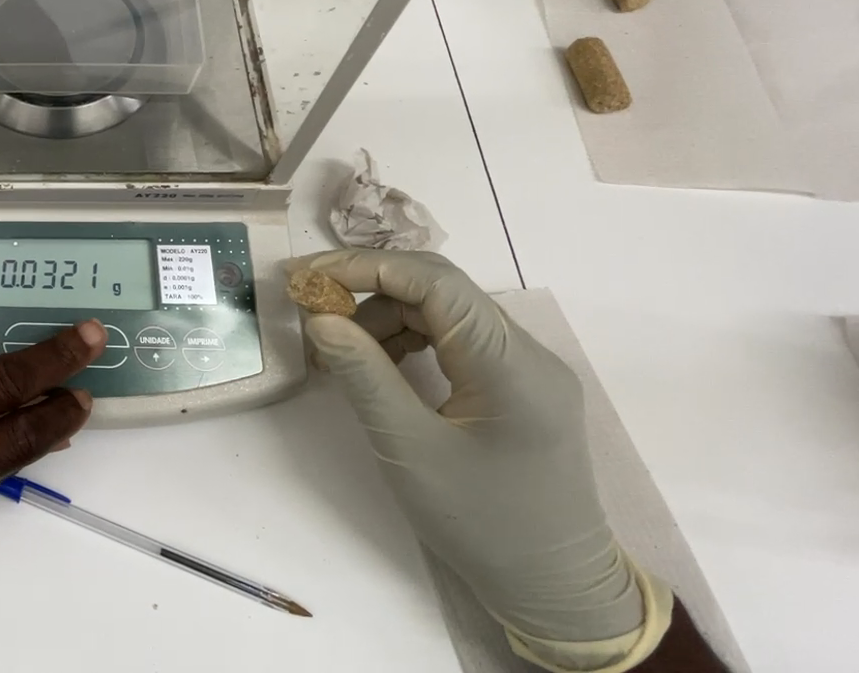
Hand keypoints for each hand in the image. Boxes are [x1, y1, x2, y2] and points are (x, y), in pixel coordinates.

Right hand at [296, 251, 673, 672]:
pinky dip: (405, 340)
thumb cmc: (480, 520)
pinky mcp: (513, 386)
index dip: (363, 268)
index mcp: (510, 363)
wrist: (553, 589)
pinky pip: (452, 339)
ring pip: (440, 311)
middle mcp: (525, 352)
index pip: (434, 282)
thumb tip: (319, 317)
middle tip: (309, 305)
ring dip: (382, 318)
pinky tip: (375, 367)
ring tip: (338, 352)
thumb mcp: (407, 446)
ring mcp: (523, 368)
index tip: (305, 278)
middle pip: (437, 289)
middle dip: (366, 288)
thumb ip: (362, 373)